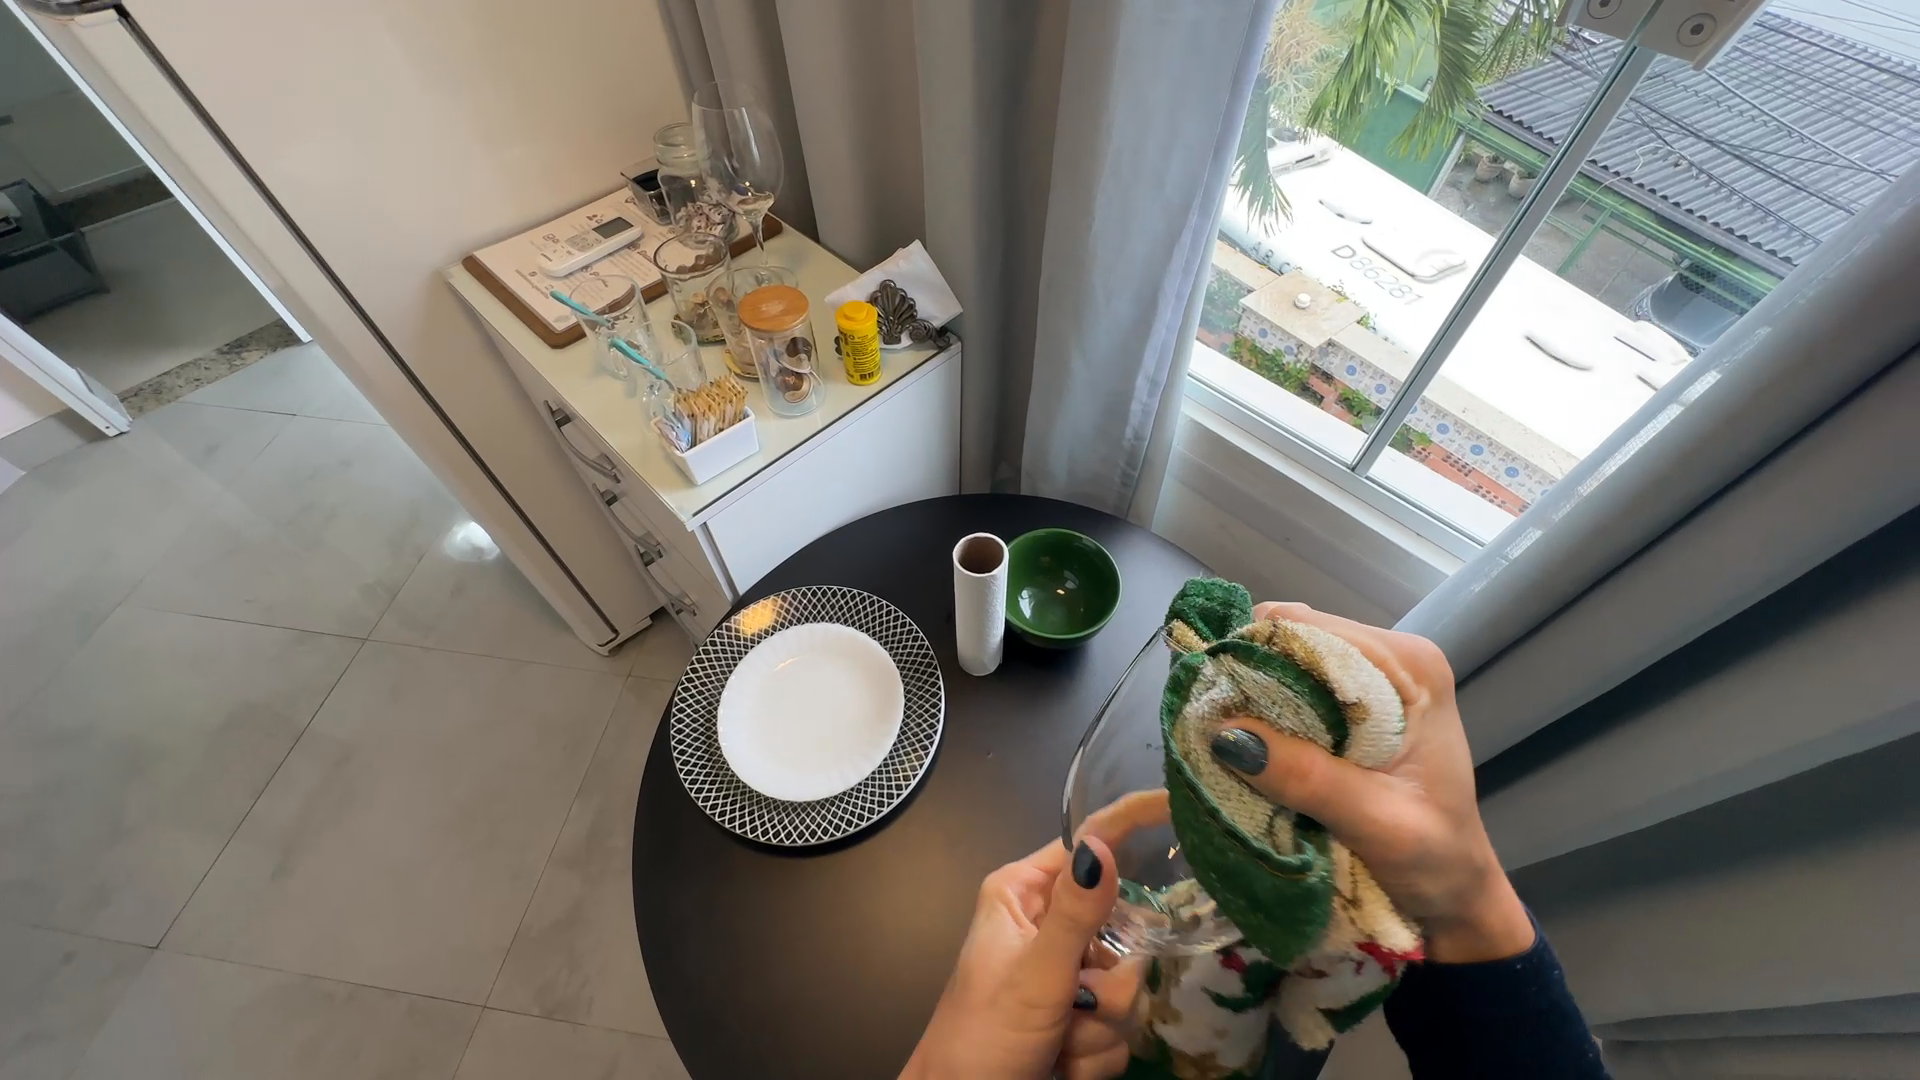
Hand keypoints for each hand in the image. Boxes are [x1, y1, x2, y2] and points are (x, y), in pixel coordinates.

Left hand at [903, 837, 1143, 1079]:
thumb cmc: (985, 1035)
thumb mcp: (1034, 974)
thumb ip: (1075, 914)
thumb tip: (1104, 844)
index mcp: (1026, 893)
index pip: (1087, 843)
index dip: (1130, 822)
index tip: (1173, 803)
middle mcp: (1050, 924)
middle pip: (1123, 929)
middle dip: (1105, 984)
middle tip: (1073, 1006)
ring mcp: (1068, 972)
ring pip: (1128, 986)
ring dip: (1097, 1028)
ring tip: (1056, 1044)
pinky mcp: (1082, 1017)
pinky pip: (1122, 1027)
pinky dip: (1096, 1055)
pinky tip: (1061, 1063)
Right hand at [1208, 601, 1533, 963]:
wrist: (1456, 893)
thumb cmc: (1435, 861)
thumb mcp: (1379, 826)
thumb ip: (1308, 779)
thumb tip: (1223, 734)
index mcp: (1411, 668)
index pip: (1307, 628)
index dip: (1251, 653)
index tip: (1211, 696)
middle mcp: (1389, 656)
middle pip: (1288, 635)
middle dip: (1244, 672)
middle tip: (1208, 719)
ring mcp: (1368, 674)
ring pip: (1281, 657)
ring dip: (1248, 692)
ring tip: (1221, 731)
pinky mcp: (1349, 697)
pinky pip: (1287, 682)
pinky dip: (1259, 707)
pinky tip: (1245, 738)